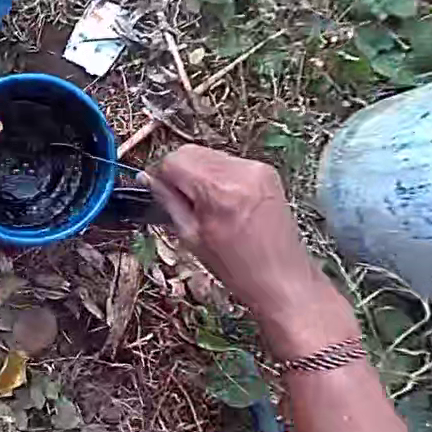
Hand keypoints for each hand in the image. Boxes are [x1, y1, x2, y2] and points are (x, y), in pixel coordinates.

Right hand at [143, 145, 355, 358]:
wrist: (283, 279)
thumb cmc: (237, 267)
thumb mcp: (191, 237)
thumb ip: (168, 201)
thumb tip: (149, 179)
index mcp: (219, 190)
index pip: (173, 160)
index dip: (160, 175)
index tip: (156, 189)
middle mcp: (240, 172)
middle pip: (189, 152)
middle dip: (177, 171)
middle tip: (177, 198)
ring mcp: (256, 169)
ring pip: (206, 154)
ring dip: (196, 172)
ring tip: (202, 203)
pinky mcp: (265, 171)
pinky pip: (226, 162)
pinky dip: (215, 174)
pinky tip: (220, 200)